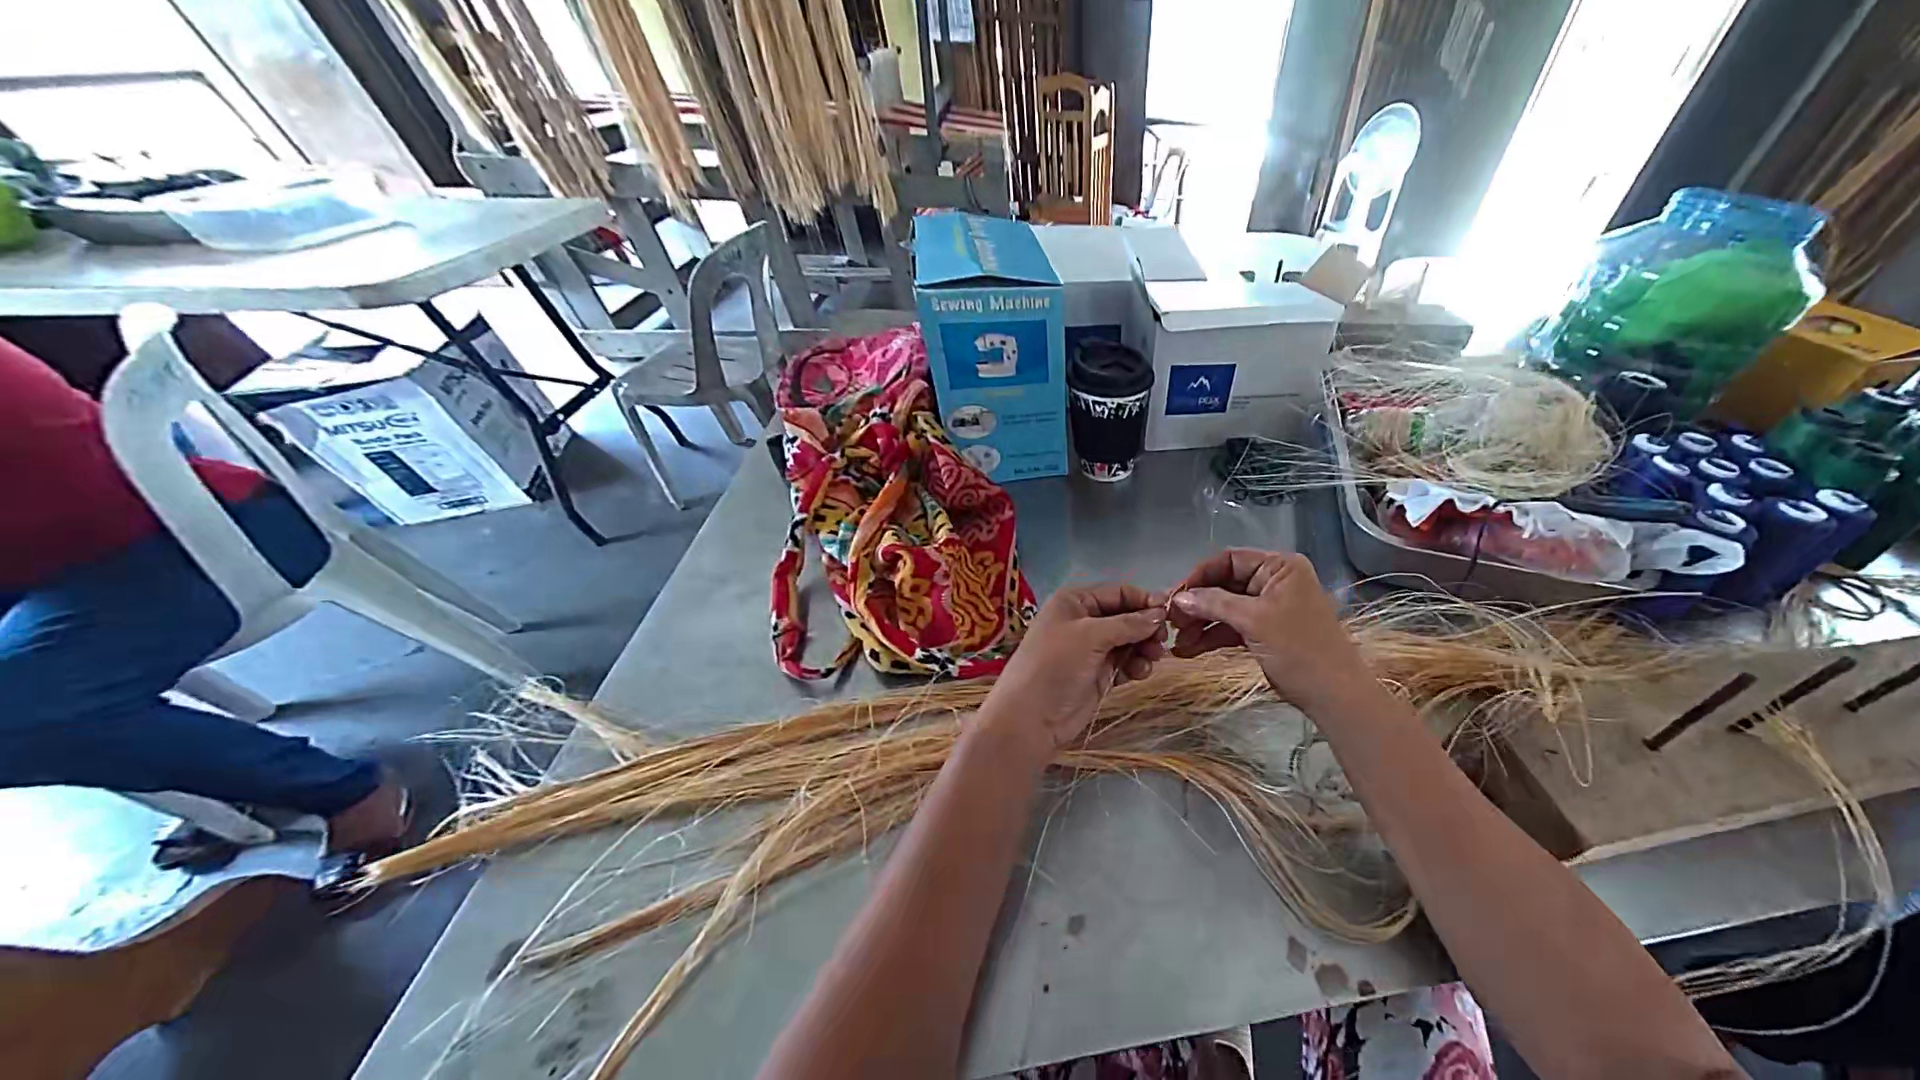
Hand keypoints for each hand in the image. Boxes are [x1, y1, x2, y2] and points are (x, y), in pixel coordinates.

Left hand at [977, 584, 1167, 761]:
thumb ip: (1127, 623)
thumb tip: (1160, 613)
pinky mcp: (1098, 674)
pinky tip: (1139, 673)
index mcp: (1074, 601)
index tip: (1170, 614)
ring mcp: (1090, 649)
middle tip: (1161, 642)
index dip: (1144, 601)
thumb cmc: (1055, 665)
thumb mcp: (1090, 636)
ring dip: (1143, 648)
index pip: (1118, 593)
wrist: (1031, 717)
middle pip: (1126, 616)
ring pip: (1129, 641)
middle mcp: (1083, 621)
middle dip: (1146, 627)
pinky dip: (1135, 665)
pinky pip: (1125, 662)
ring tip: (1152, 659)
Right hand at [1167, 549, 1367, 709]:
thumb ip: (1213, 603)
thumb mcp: (1254, 620)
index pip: (1229, 560)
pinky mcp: (1265, 631)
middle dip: (1196, 605)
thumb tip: (1178, 598)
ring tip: (1178, 642)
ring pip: (1224, 608)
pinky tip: (1190, 650)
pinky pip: (1231, 627)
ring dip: (1199, 624)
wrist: (1334, 695)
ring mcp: (1269, 608)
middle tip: (1171, 623)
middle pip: (1223, 585)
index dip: (1199, 576)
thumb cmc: (1299, 649)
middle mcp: (1274, 582)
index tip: (1175, 597)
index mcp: (1280, 568)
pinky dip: (1211, 637)